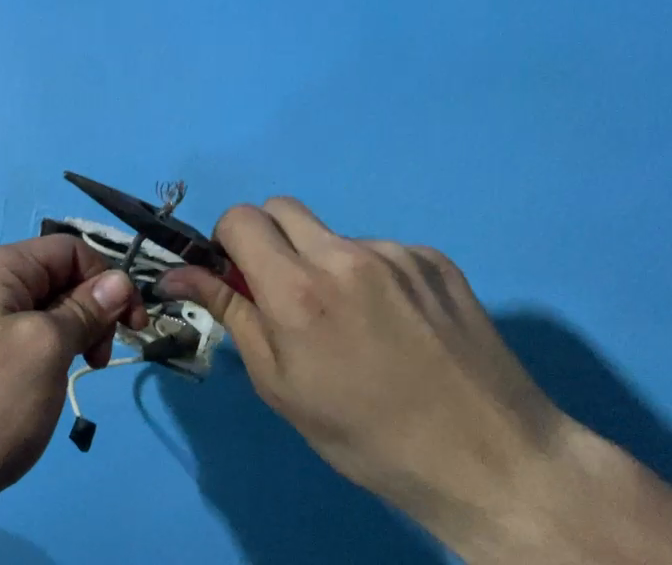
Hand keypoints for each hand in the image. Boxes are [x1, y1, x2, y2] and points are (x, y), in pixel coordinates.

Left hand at [0, 235, 147, 533]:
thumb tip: (118, 280)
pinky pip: (28, 333)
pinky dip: (52, 350)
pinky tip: (55, 381)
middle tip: (99, 359)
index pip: (68, 249)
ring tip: (80, 371)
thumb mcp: (47, 347)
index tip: (132, 327)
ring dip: (75, 333)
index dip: (106, 279)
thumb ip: (85, 309)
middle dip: (92, 310)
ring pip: (47, 308)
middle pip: (58, 276)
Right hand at [158, 199, 567, 540]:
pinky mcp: (436, 261)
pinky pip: (380, 250)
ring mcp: (396, 254)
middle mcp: (343, 256)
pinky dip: (371, 275)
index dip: (229, 242)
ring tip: (355, 322)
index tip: (240, 277)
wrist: (494, 464)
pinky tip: (396, 324)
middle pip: (281, 208)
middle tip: (287, 293)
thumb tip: (177, 273)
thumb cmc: (368, 436)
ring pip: (332, 233)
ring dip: (323, 261)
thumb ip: (230, 314)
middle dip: (269, 239)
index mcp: (297, 290)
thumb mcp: (281, 386)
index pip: (240, 218)